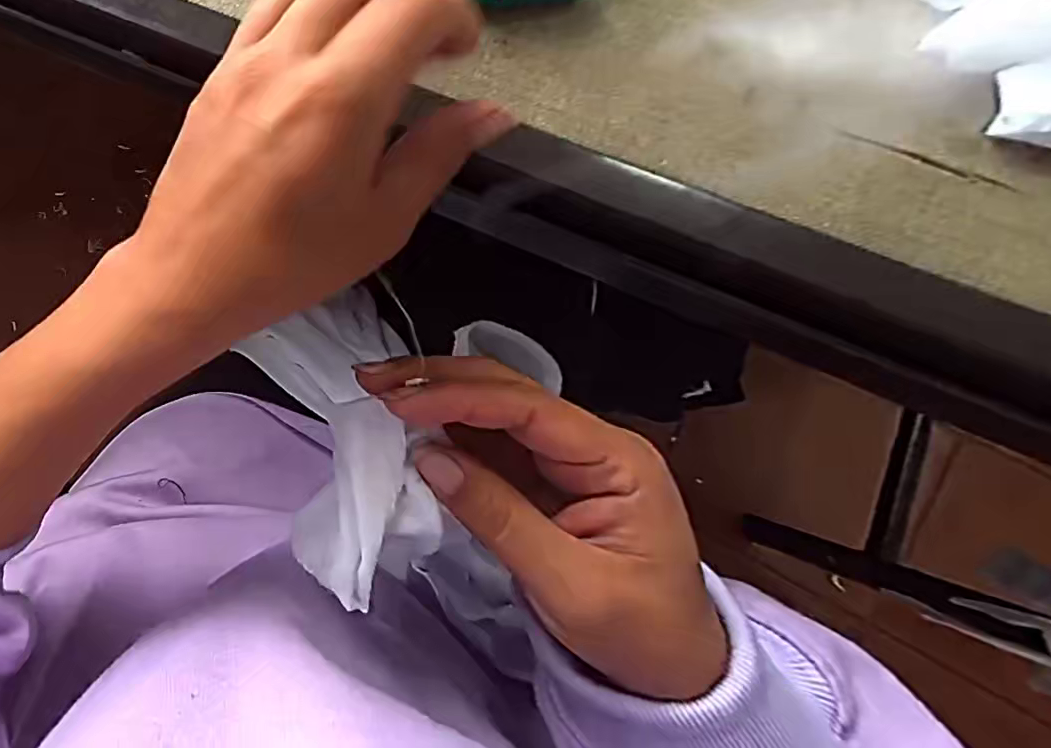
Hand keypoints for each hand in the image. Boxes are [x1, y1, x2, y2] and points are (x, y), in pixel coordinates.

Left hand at [0, 0, 511, 550]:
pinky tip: (317, 52)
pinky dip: (307, 7)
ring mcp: (245, 59)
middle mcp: (290, 60)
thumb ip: (438, 153)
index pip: (411, 8)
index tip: (464, 49)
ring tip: (373, 41)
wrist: (189, 276)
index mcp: (340, 99)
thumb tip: (491, 112)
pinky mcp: (219, 71)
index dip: (455, 14)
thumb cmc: (291, 264)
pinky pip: (266, 8)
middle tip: (427, 45)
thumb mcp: (382, 221)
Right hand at [357, 357, 729, 701]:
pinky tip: (411, 421)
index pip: (526, 407)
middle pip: (505, 388)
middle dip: (438, 378)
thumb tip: (429, 460)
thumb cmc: (642, 635)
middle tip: (377, 378)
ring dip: (434, 394)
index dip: (459, 396)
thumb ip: (500, 518)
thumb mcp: (572, 588)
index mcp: (613, 456)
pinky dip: (444, 427)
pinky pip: (486, 438)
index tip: (402, 402)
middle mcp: (586, 440)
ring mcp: (561, 454)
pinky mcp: (539, 473)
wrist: (674, 672)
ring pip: (490, 405)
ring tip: (382, 391)